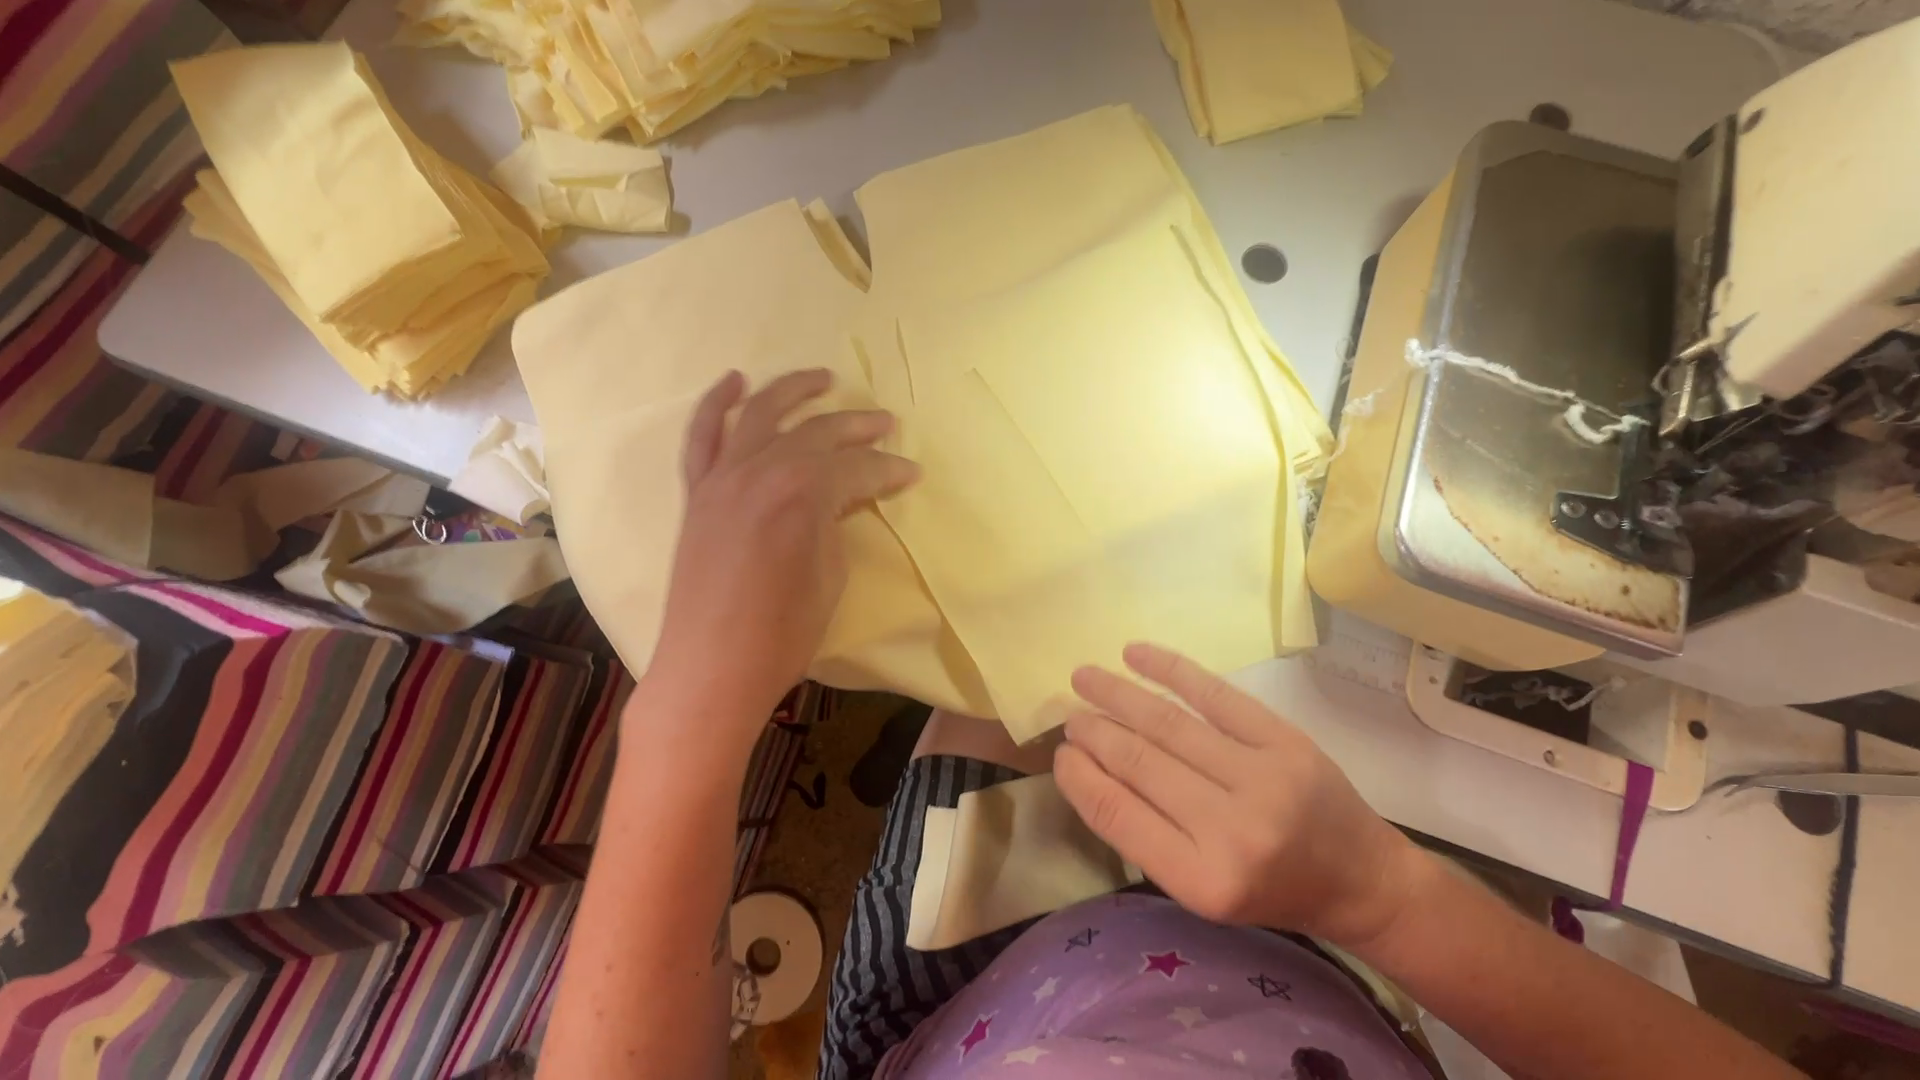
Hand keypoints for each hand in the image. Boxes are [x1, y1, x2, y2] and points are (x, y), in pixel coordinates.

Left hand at [643, 368, 918, 744]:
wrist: (713, 667)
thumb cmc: (783, 633)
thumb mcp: (830, 576)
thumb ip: (835, 523)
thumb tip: (838, 502)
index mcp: (803, 492)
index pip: (857, 468)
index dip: (889, 470)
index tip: (912, 474)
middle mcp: (761, 469)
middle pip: (816, 432)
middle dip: (857, 426)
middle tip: (886, 423)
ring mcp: (722, 477)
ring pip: (758, 414)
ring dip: (793, 390)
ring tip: (822, 378)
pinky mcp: (697, 493)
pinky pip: (702, 436)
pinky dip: (716, 404)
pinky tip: (735, 382)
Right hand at [1054, 642, 1421, 948]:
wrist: (1361, 879)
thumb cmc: (1271, 892)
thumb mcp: (1200, 888)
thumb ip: (1145, 833)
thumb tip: (1089, 766)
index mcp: (1201, 879)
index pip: (1117, 813)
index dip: (1079, 776)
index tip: (1060, 754)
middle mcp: (1231, 829)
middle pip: (1139, 762)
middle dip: (1093, 732)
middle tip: (1069, 715)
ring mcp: (1262, 778)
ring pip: (1169, 725)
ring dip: (1118, 695)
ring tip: (1084, 678)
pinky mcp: (1286, 741)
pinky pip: (1216, 695)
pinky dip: (1170, 670)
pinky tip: (1134, 655)